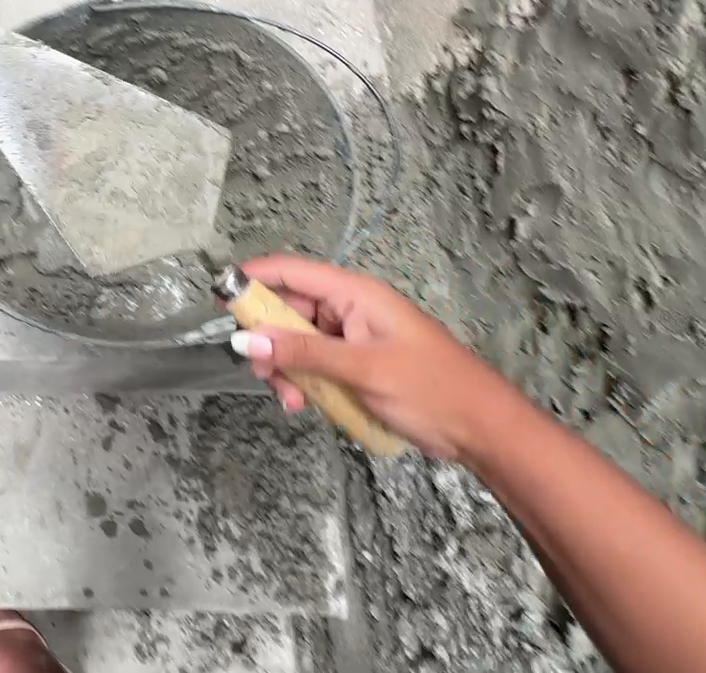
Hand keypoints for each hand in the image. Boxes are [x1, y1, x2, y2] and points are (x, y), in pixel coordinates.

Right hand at [231, 254, 524, 459]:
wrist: (487, 433)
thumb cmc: (432, 390)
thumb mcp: (362, 370)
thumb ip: (302, 353)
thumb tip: (246, 339)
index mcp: (354, 294)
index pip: (290, 272)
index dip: (251, 278)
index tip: (218, 295)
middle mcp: (349, 309)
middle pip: (288, 310)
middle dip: (267, 338)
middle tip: (256, 367)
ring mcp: (352, 337)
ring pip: (296, 340)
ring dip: (284, 366)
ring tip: (290, 398)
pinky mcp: (355, 363)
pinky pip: (313, 362)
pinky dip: (302, 380)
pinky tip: (304, 404)